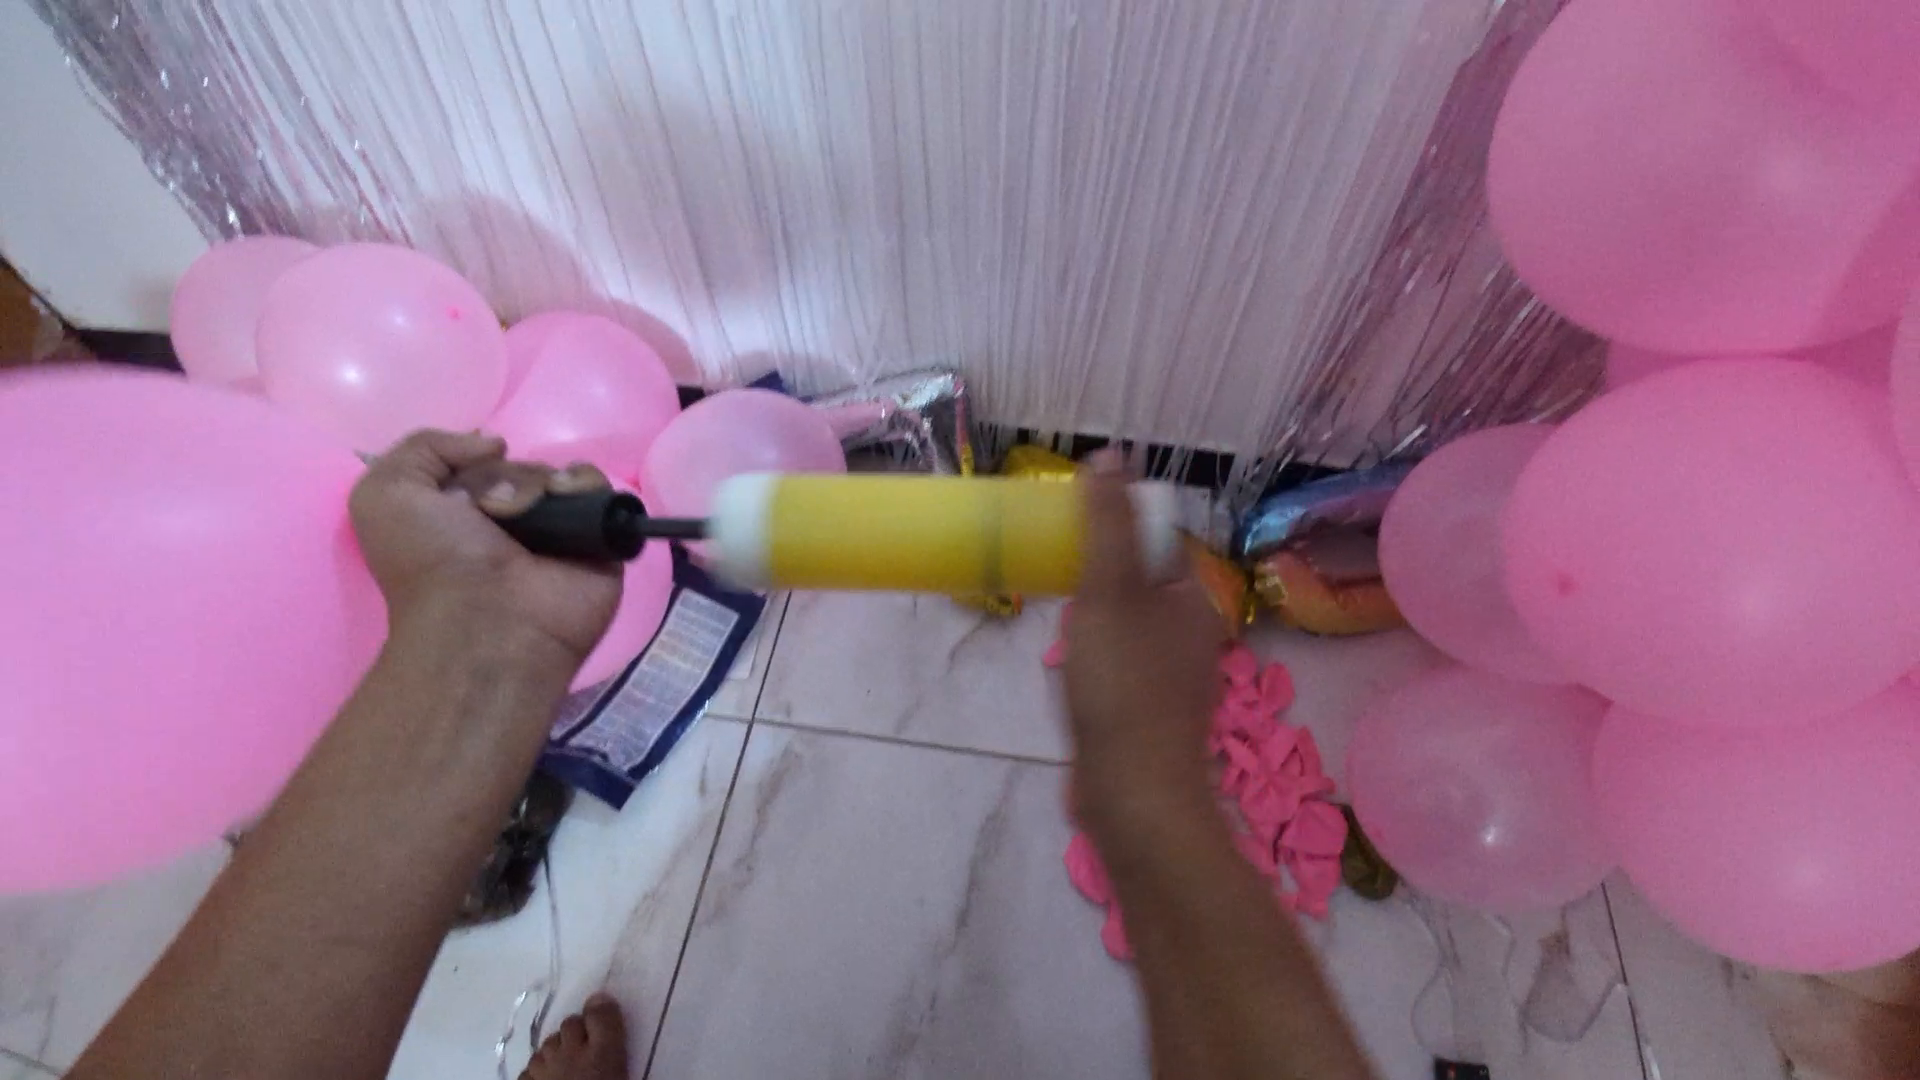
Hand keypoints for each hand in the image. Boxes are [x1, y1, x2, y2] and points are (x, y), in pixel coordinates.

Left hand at [350, 430, 622, 670]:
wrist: (489, 618)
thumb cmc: (432, 561)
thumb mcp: (386, 494)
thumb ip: (424, 447)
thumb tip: (496, 444)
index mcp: (466, 517)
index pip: (485, 466)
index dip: (474, 465)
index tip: (463, 491)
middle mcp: (518, 525)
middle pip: (526, 468)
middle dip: (509, 478)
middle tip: (495, 512)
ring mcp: (564, 533)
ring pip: (566, 476)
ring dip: (545, 481)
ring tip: (533, 513)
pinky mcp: (603, 541)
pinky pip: (603, 494)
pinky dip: (585, 488)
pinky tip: (567, 505)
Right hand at [1063, 453, 1224, 829]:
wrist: (1132, 792)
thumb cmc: (1121, 683)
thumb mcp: (1109, 590)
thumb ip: (1107, 524)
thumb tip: (1111, 457)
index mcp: (1195, 599)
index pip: (1154, 539)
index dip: (1111, 530)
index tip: (1070, 538)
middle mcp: (1192, 633)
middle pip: (1137, 580)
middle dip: (1095, 577)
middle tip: (1059, 583)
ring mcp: (1172, 676)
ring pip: (1124, 623)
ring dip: (1090, 618)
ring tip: (1062, 627)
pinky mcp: (1149, 710)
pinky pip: (1118, 663)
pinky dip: (1093, 657)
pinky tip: (1072, 673)